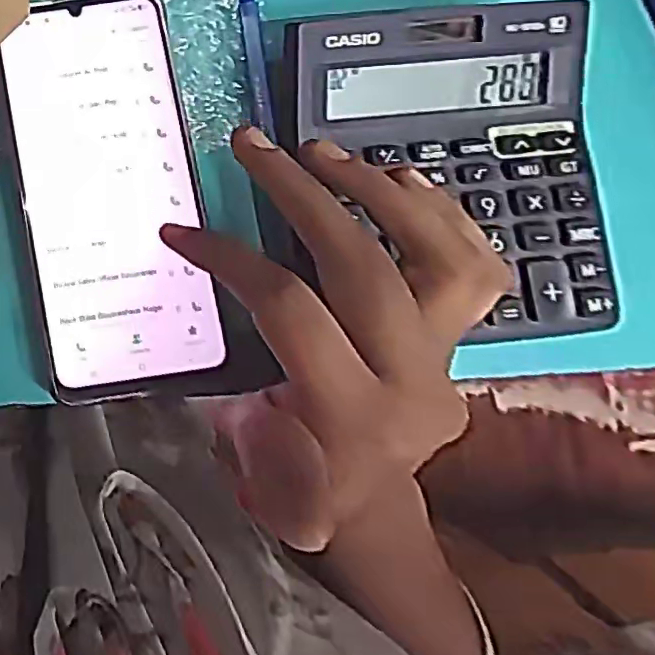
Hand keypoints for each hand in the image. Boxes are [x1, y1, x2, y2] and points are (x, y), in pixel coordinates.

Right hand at [160, 126, 508, 552]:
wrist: (369, 505)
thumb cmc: (297, 488)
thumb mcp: (251, 468)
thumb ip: (239, 420)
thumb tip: (216, 364)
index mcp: (350, 410)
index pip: (289, 308)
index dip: (229, 258)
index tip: (180, 231)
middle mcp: (412, 378)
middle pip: (363, 264)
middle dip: (300, 194)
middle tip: (254, 149)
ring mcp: (448, 355)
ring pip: (440, 257)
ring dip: (376, 191)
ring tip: (323, 153)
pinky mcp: (459, 338)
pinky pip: (473, 265)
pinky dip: (438, 212)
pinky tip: (397, 180)